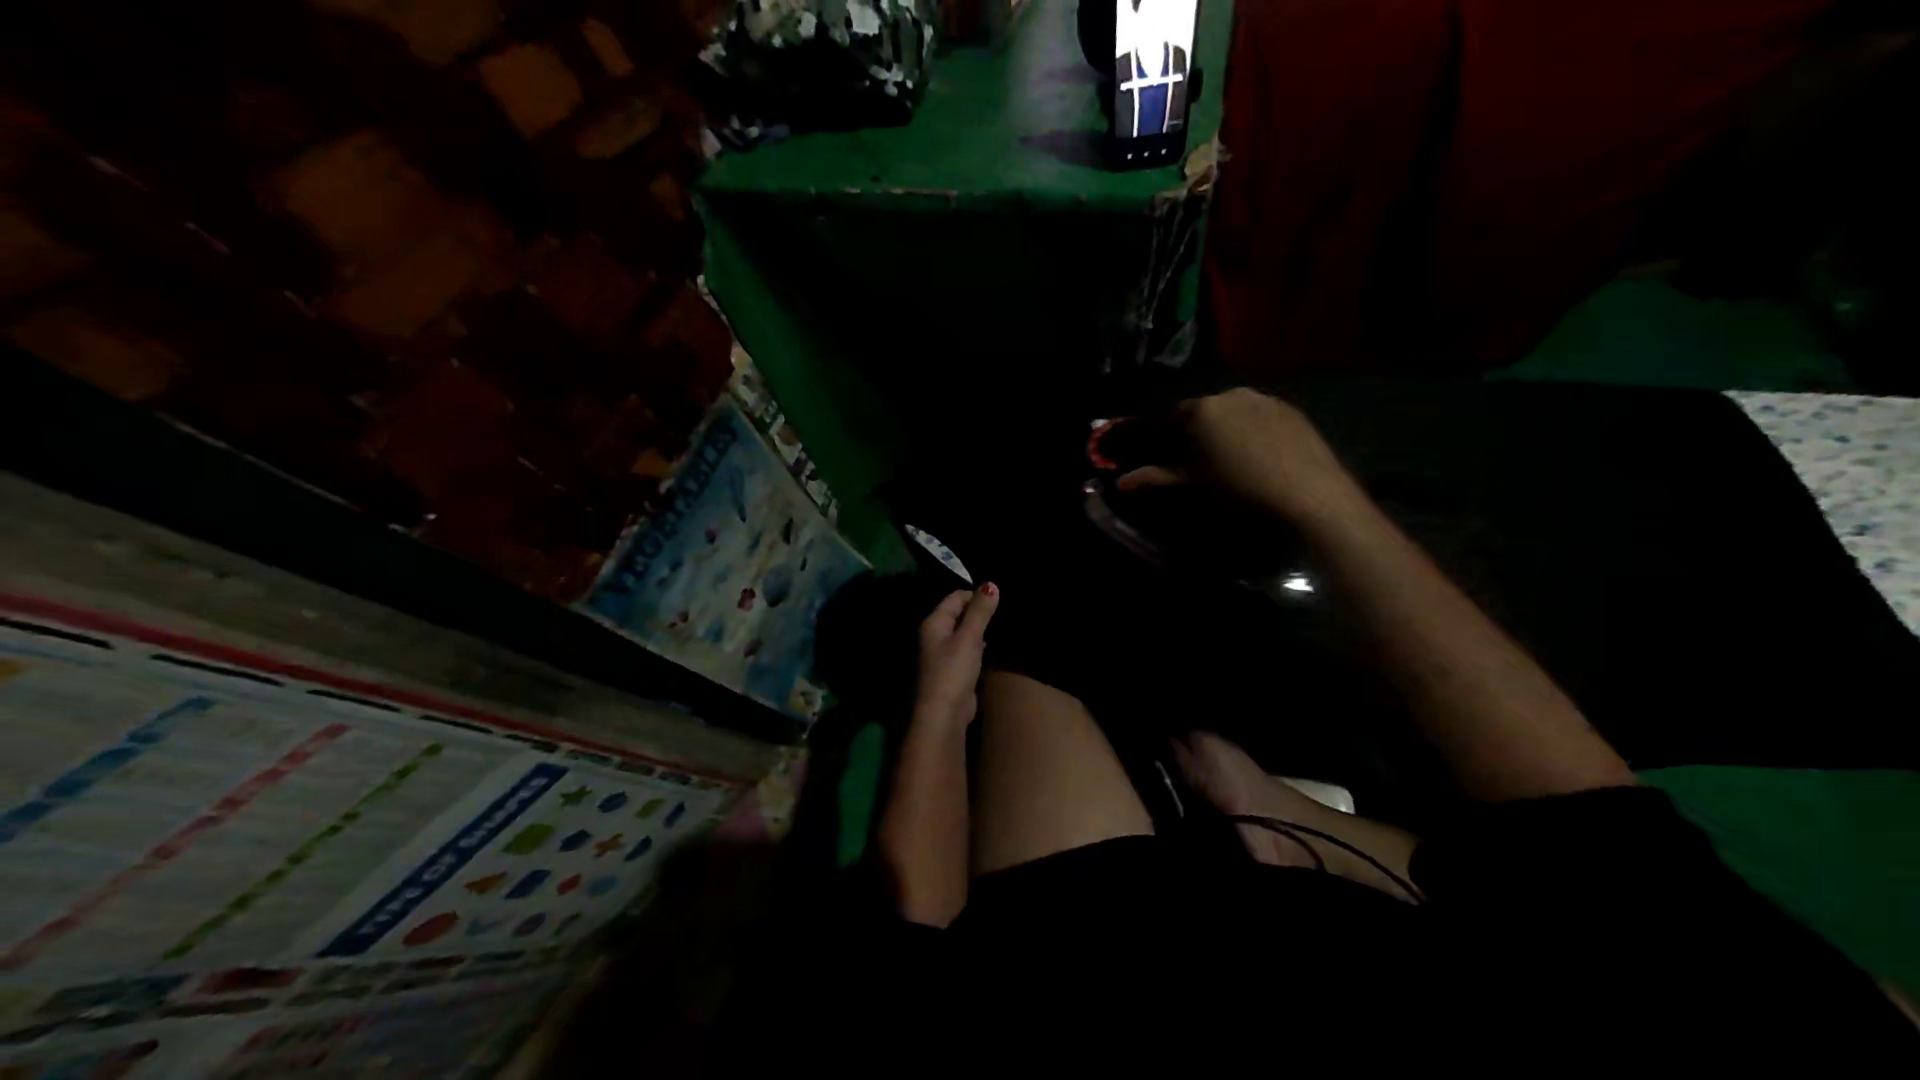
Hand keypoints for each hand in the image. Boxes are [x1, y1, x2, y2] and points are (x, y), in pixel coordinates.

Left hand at [915, 584, 999, 727]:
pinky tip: (992, 646)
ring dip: (980, 628)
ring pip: (964, 632)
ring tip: (1002, 625)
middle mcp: (935, 635)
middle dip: (979, 611)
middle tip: (1004, 610)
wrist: (944, 714)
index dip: (975, 595)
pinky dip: (979, 645)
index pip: (955, 597)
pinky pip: (967, 649)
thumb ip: (980, 611)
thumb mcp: (969, 637)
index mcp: (934, 623)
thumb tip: (990, 584)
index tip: (998, 598)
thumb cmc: (953, 670)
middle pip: (959, 613)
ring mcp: (943, 653)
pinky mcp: (954, 669)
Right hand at [1115, 388, 1355, 523]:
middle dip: (1197, 431)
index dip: (1166, 435)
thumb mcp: (1193, 483)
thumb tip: (1120, 484)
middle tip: (1200, 460)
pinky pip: (1260, 415)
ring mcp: (1264, 398)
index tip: (1168, 454)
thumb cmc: (1240, 488)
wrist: (1308, 492)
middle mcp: (1231, 394)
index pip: (1171, 415)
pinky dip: (1252, 430)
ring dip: (1226, 429)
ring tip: (1232, 460)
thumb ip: (1154, 478)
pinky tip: (1259, 456)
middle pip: (1203, 410)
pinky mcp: (1291, 409)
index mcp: (1202, 409)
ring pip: (1233, 412)